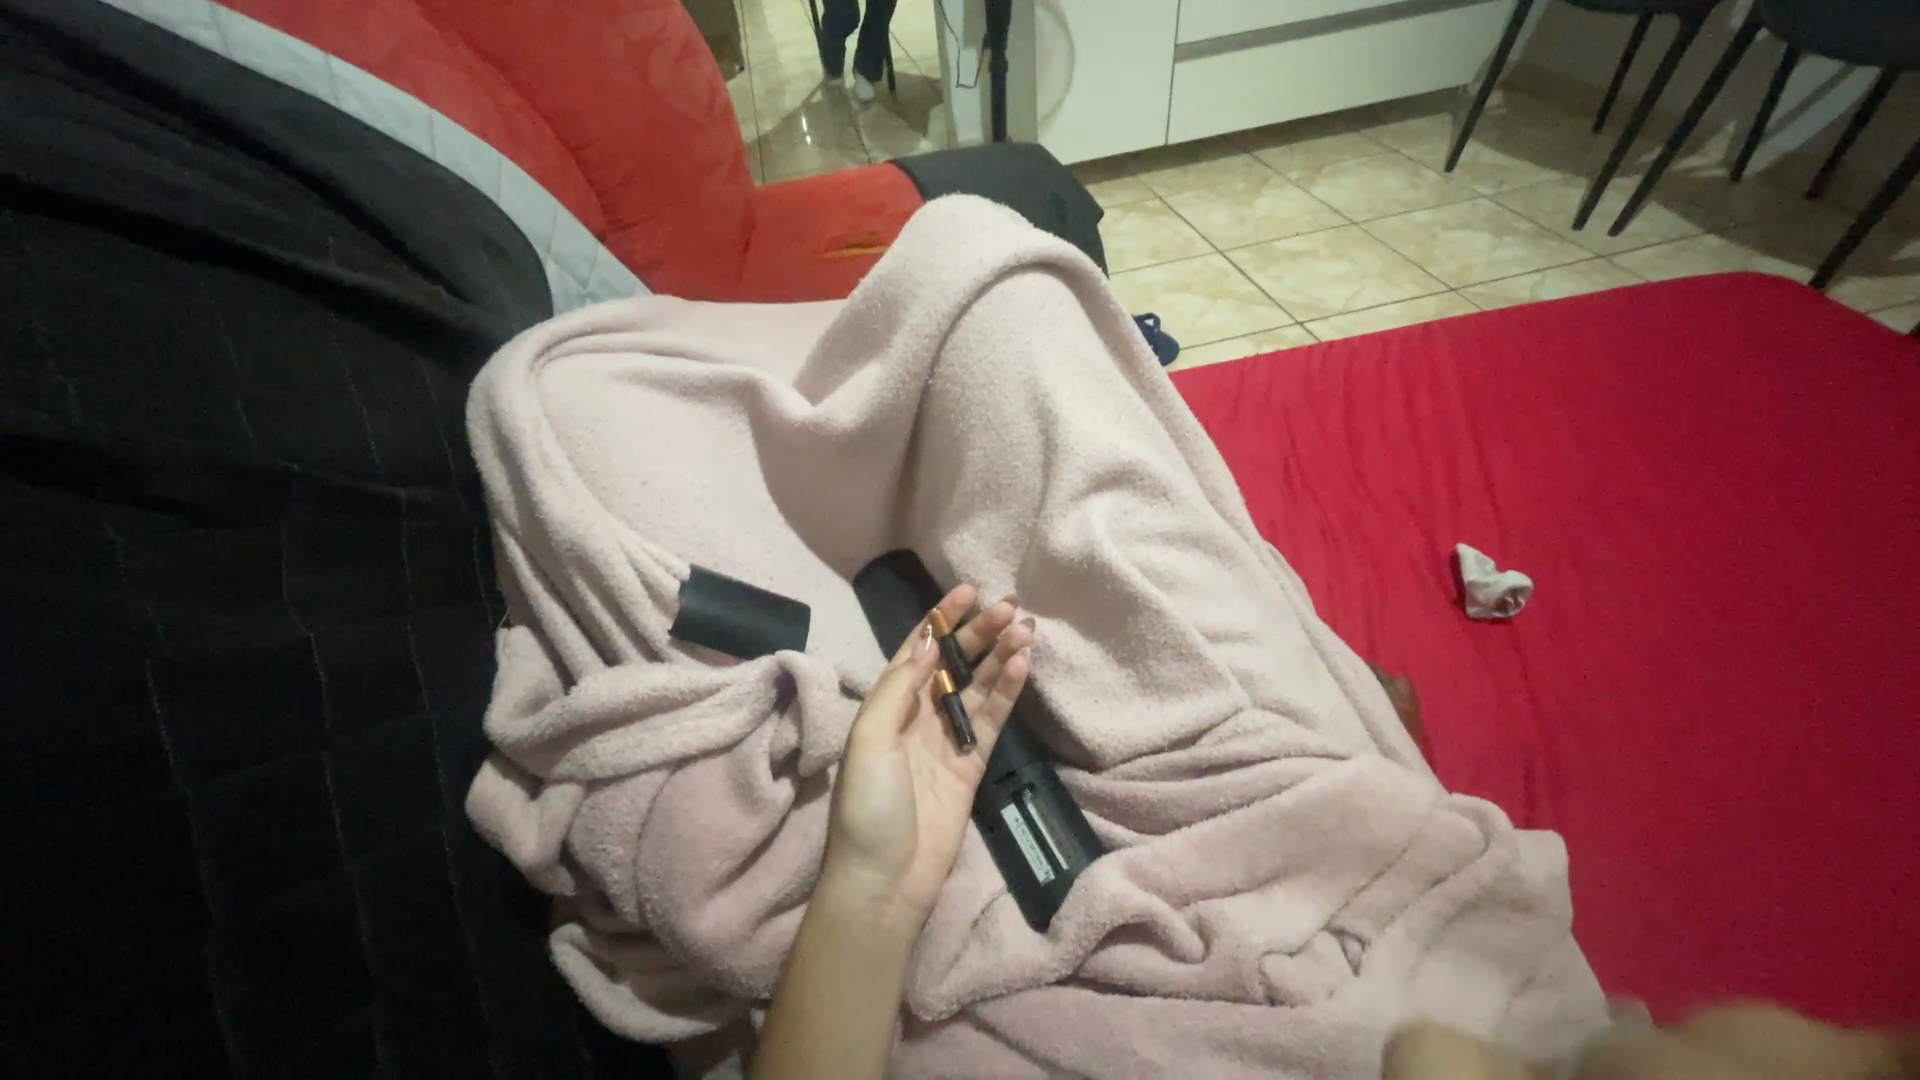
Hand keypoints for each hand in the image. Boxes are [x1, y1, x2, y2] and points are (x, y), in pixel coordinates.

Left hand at [822, 584, 1033, 931]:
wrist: (885, 881)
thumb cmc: (867, 807)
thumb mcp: (869, 739)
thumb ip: (899, 689)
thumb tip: (931, 644)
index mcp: (888, 704)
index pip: (919, 649)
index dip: (942, 618)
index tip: (969, 590)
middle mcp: (918, 715)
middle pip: (955, 663)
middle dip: (980, 632)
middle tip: (1010, 606)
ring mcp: (948, 739)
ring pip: (979, 686)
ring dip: (1000, 656)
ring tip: (1026, 628)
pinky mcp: (972, 764)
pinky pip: (993, 719)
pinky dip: (1008, 692)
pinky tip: (1022, 666)